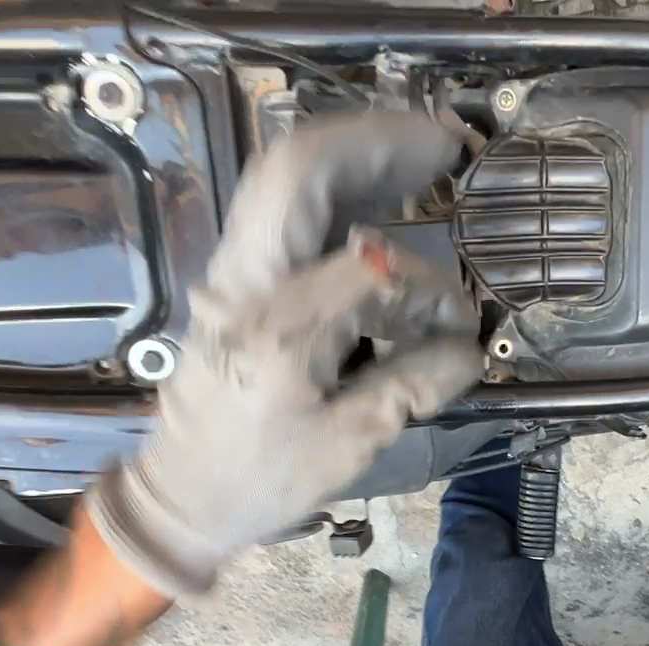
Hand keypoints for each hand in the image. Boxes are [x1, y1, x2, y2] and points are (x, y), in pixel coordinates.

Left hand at [88, 112, 482, 595]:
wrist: (182, 498)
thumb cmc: (261, 482)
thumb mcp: (347, 447)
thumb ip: (411, 387)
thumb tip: (467, 350)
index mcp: (278, 331)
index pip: (373, 274)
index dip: (431, 292)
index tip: (461, 324)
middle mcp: (244, 284)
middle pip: (299, 171)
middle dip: (378, 144)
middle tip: (446, 146)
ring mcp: (230, 276)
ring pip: (285, 181)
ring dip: (356, 159)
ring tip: (420, 158)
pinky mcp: (232, 284)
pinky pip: (283, 217)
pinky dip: (333, 195)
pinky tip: (376, 202)